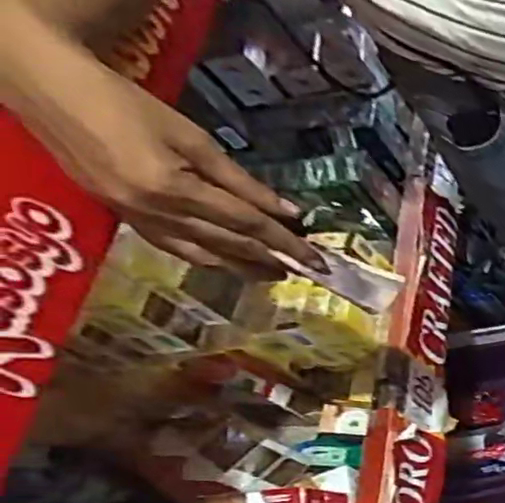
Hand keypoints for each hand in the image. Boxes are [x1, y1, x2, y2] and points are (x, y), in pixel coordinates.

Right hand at [29, 62, 322, 273]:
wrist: (40, 82)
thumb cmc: (121, 103)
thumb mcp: (193, 139)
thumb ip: (244, 182)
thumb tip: (290, 213)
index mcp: (173, 189)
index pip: (248, 226)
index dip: (288, 245)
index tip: (319, 260)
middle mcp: (153, 210)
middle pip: (229, 245)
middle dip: (271, 260)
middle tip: (305, 271)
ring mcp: (132, 215)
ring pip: (202, 255)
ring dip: (242, 267)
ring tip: (274, 272)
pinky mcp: (118, 213)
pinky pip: (172, 247)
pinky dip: (206, 258)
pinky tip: (228, 261)